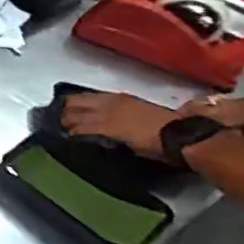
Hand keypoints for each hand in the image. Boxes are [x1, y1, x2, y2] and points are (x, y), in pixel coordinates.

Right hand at [60, 92, 175, 159]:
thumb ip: (104, 138)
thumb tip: (88, 137)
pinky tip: (84, 106)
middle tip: (58, 123)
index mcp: (105, 124)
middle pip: (73, 108)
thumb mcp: (126, 147)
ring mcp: (115, 101)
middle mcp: (105, 109)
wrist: (184, 135)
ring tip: (66, 113)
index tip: (60, 135)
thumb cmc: (155, 147)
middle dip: (63, 115)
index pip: (76, 125)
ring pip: (81, 99)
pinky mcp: (124, 98)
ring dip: (71, 105)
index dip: (67, 130)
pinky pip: (97, 96)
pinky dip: (86, 100)